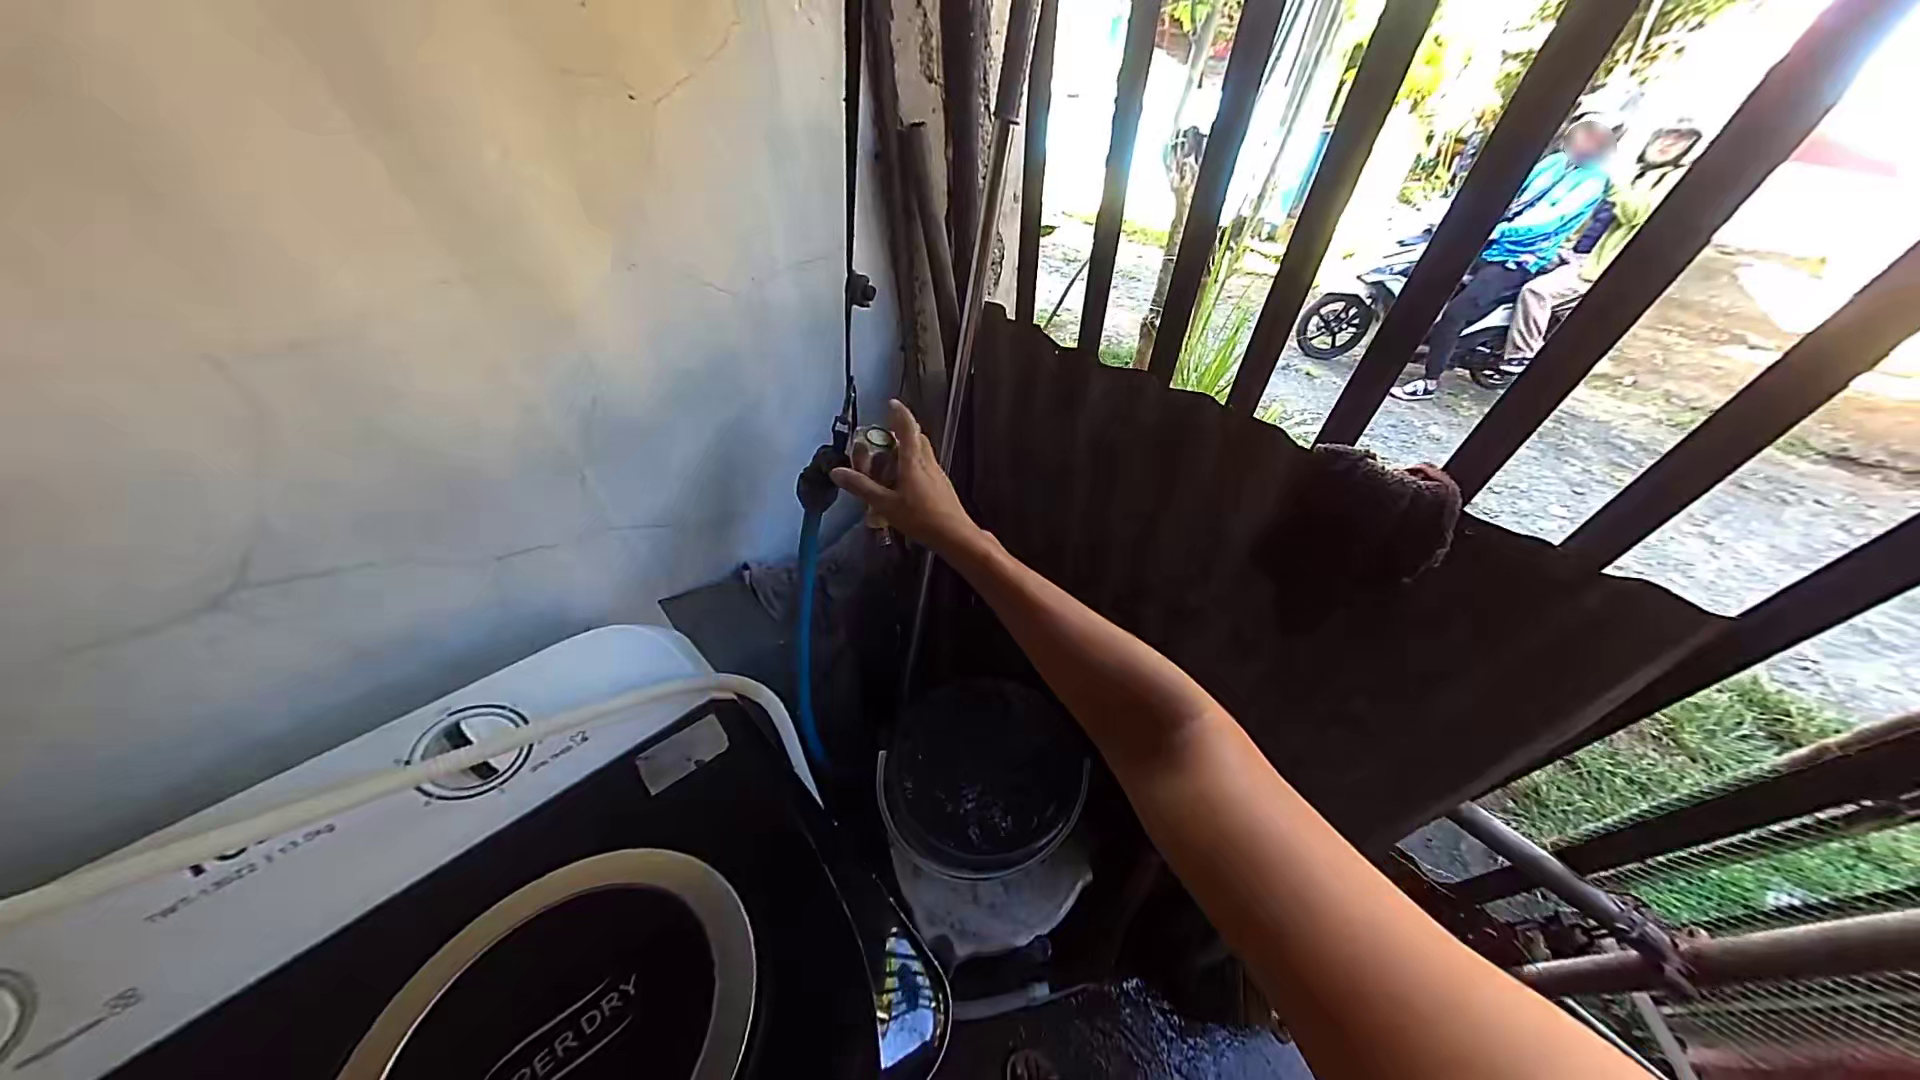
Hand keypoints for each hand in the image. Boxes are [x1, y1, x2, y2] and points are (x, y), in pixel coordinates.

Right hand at [831, 399, 982, 558]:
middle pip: (917, 438)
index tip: (892, 404)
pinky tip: (904, 487)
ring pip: (922, 453)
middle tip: (885, 441)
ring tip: (890, 467)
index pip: (907, 428)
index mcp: (913, 461)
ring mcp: (938, 474)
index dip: (899, 413)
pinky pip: (926, 469)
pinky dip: (914, 468)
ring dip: (907, 452)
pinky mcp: (942, 486)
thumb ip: (861, 487)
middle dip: (902, 434)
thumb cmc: (922, 518)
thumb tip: (838, 473)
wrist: (954, 535)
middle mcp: (928, 463)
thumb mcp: (885, 504)